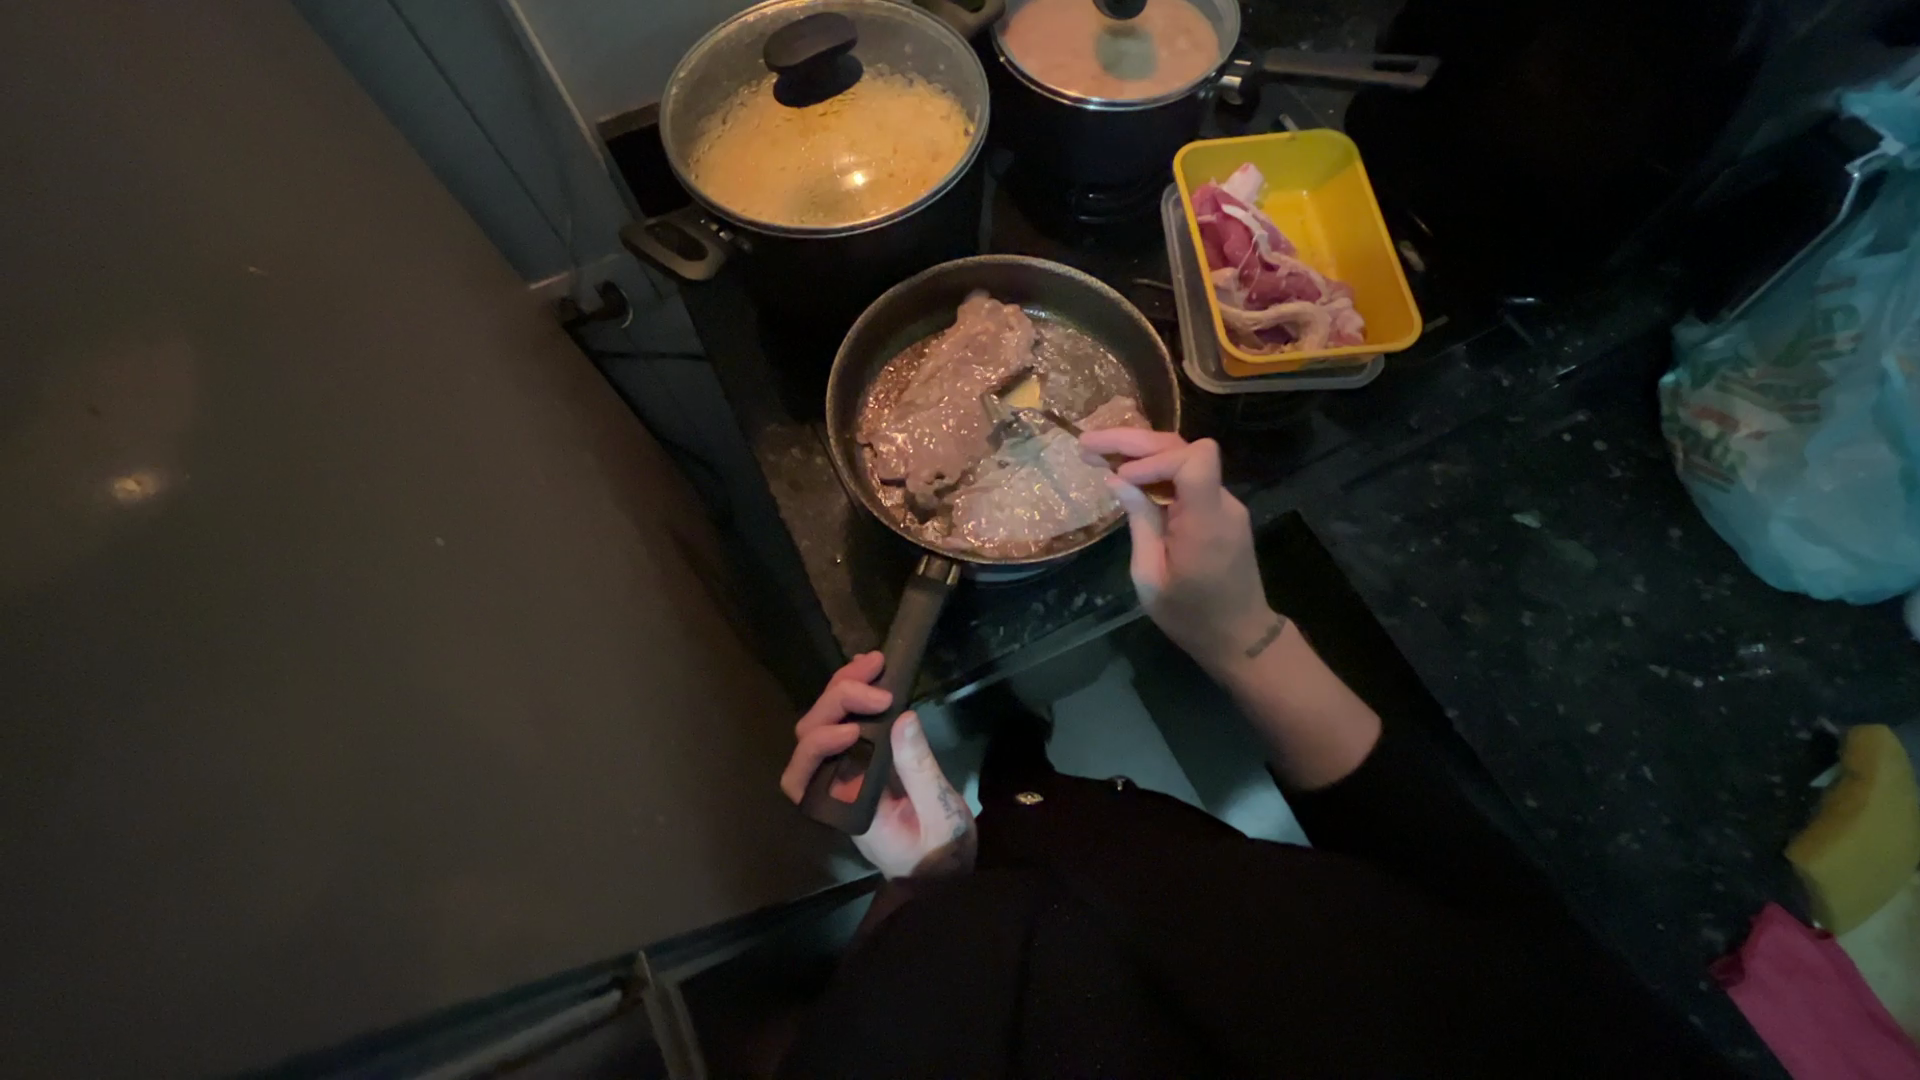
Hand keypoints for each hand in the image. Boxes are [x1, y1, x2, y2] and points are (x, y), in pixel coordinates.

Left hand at [780, 652, 976, 879]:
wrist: (944, 875)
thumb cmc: (940, 856)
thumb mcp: (941, 816)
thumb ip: (919, 770)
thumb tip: (902, 717)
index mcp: (844, 812)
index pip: (804, 776)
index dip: (819, 745)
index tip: (853, 731)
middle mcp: (835, 790)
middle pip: (810, 739)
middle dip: (838, 701)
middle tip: (877, 676)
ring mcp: (846, 773)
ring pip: (820, 725)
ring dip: (841, 691)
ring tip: (875, 663)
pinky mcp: (862, 759)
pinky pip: (843, 723)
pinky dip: (851, 696)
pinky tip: (872, 675)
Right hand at [1077, 430, 1279, 674]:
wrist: (1238, 637)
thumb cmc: (1190, 616)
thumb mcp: (1150, 577)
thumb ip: (1139, 523)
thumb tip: (1118, 481)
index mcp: (1205, 522)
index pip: (1194, 459)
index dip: (1154, 459)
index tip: (1122, 478)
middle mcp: (1221, 502)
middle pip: (1183, 447)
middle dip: (1134, 443)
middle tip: (1087, 445)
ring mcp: (1224, 504)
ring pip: (1184, 457)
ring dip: (1141, 453)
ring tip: (1097, 453)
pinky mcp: (1219, 510)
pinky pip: (1188, 478)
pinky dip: (1156, 470)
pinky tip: (1125, 475)